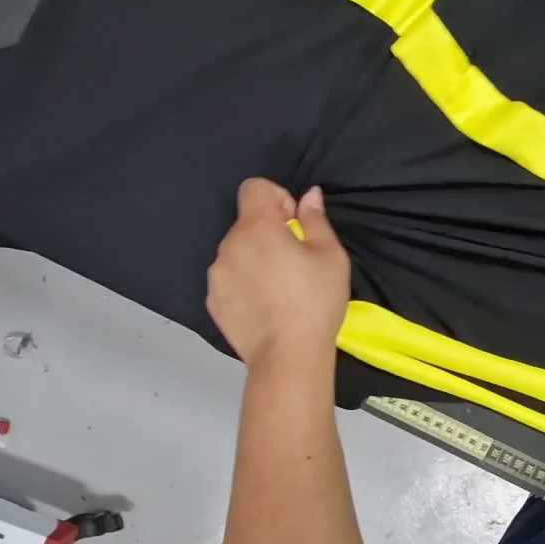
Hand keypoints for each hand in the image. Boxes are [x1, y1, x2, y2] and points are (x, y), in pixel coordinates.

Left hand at [207, 179, 349, 367]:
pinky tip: (267, 306)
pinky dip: (246, 283)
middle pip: (247, 223)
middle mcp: (229, 245)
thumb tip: (310, 196)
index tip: (295, 223)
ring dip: (257, 259)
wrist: (288, 356)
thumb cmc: (315, 302)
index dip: (277, 197)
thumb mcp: (331, 257)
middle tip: (297, 262)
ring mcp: (217, 274)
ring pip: (238, 252)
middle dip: (270, 233)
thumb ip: (316, 220)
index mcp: (258, 228)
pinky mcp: (213, 300)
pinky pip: (230, 279)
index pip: (254, 187)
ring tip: (282, 289)